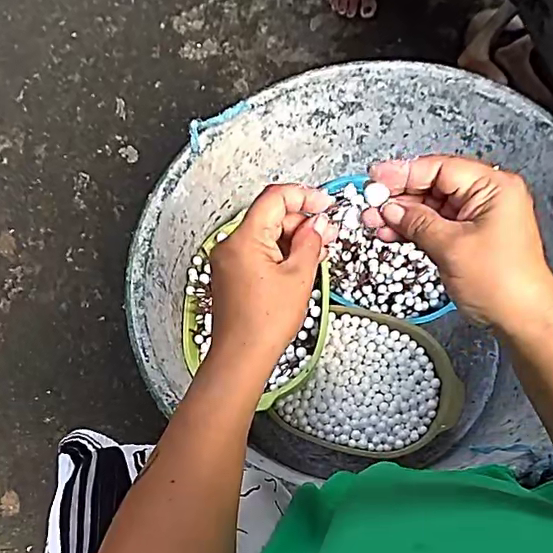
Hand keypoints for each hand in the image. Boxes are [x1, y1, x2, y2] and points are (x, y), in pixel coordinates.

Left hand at [207, 183, 335, 374]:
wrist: (242, 356)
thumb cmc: (263, 324)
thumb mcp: (299, 277)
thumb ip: (310, 242)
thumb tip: (317, 224)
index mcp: (244, 239)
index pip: (275, 198)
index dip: (304, 196)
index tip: (323, 205)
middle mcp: (230, 246)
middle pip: (270, 217)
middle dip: (300, 224)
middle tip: (325, 238)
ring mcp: (228, 262)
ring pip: (265, 237)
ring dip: (291, 242)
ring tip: (314, 258)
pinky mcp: (230, 277)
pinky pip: (257, 254)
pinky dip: (278, 256)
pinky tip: (296, 270)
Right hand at [361, 156, 552, 332]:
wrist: (521, 316)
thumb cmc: (503, 282)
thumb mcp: (451, 247)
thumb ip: (418, 223)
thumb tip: (392, 209)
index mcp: (493, 187)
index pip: (440, 168)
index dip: (404, 172)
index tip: (377, 178)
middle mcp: (488, 197)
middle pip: (434, 185)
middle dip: (400, 196)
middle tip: (372, 203)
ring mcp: (479, 218)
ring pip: (432, 207)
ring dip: (403, 214)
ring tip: (376, 220)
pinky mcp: (470, 237)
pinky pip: (437, 225)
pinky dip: (414, 229)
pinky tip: (393, 231)